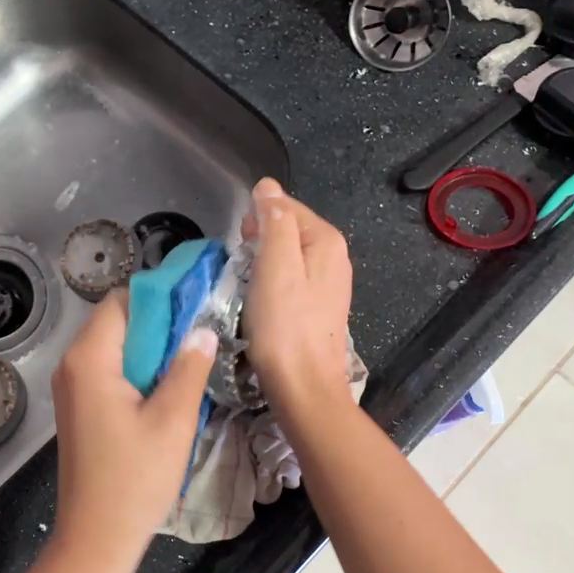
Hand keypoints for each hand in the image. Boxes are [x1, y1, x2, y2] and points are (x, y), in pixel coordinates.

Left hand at [49, 291, 215, 568]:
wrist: (95, 537)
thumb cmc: (135, 479)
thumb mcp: (173, 421)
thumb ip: (188, 368)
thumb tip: (203, 329)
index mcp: (89, 358)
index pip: (121, 301)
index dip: (158, 300)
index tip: (194, 310)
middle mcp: (71, 364)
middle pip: (115, 321)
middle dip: (156, 325)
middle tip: (197, 341)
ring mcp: (69, 386)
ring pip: (112, 346)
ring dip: (147, 350)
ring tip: (185, 366)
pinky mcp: (76, 406)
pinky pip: (106, 370)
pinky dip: (133, 370)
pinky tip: (162, 391)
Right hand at [242, 177, 354, 415]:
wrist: (303, 386)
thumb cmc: (284, 325)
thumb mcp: (274, 266)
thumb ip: (274, 222)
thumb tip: (267, 186)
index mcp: (326, 241)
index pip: (285, 205)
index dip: (257, 217)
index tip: (239, 242)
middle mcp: (334, 257)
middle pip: (287, 227)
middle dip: (259, 237)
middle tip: (241, 261)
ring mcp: (328, 282)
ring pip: (286, 253)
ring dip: (262, 259)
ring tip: (246, 279)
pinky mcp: (316, 305)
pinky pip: (289, 276)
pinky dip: (270, 279)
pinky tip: (259, 297)